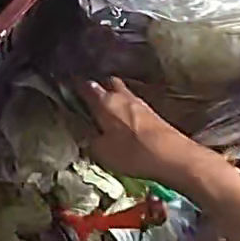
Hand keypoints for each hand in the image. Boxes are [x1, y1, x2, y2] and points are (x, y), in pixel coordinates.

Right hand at [79, 77, 226, 196]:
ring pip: (121, 92)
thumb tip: (84, 133)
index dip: (74, 86)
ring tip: (104, 109)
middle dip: (97, 87)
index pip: (84, 86)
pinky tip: (122, 119)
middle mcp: (121, 96)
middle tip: (87, 98)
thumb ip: (88, 139)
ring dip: (113, 96)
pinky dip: (125, 107)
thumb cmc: (132, 152)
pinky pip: (132, 104)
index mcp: (104, 102)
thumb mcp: (101, 151)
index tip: (65, 88)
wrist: (174, 157)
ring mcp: (139, 103)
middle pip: (106, 83)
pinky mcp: (152, 114)